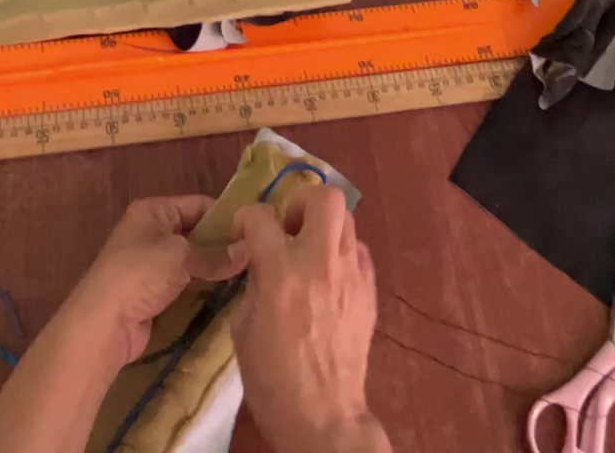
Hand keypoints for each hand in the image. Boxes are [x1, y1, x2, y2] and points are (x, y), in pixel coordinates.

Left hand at [58, 195, 242, 367]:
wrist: (104, 322)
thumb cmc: (140, 273)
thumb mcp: (180, 256)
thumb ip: (214, 254)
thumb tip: (248, 251)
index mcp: (153, 210)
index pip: (197, 204)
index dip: (224, 215)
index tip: (254, 229)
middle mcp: (151, 231)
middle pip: (195, 232)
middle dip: (222, 243)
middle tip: (256, 254)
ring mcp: (151, 262)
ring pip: (192, 259)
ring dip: (214, 267)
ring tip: (249, 274)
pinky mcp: (153, 291)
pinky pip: (185, 282)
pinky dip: (202, 286)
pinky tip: (227, 293)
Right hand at [229, 185, 389, 452]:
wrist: (323, 417)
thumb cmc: (272, 378)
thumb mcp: (244, 325)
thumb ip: (254, 281)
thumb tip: (261, 260)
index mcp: (281, 271)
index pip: (261, 215)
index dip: (247, 217)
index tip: (244, 231)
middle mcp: (320, 263)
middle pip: (324, 197)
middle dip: (302, 202)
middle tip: (289, 226)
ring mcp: (351, 275)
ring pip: (347, 219)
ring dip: (324, 226)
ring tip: (311, 250)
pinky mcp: (370, 292)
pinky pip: (359, 252)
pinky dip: (343, 254)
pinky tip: (331, 276)